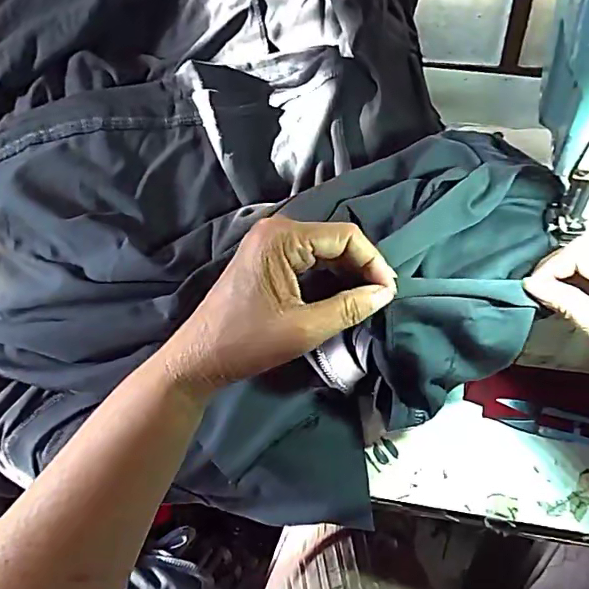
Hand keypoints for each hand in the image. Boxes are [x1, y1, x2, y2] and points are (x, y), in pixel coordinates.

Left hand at [155, 216, 397, 398]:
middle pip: (336, 239)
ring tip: (367, 298)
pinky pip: (308, 259)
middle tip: (381, 297)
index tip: (389, 292)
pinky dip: (329, 276)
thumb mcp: (305, 327)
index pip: (346, 236)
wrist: (199, 358)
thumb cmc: (247, 342)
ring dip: (348, 272)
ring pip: (324, 250)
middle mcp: (275, 231)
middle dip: (363, 267)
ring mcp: (268, 244)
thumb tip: (385, 294)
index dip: (373, 262)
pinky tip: (343, 295)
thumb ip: (349, 307)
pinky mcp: (266, 259)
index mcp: (282, 238)